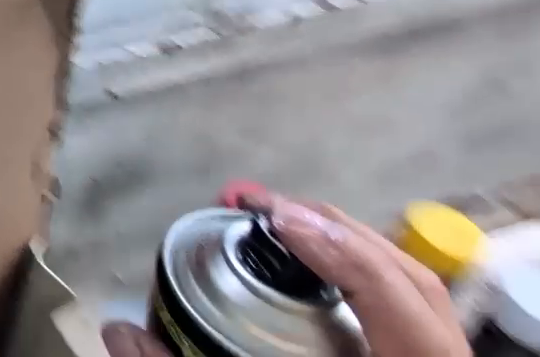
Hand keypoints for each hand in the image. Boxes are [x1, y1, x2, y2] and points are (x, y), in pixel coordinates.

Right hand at [102, 196, 469, 356]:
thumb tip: (118, 332)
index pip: (403, 309)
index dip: (344, 255)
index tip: (274, 217)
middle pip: (416, 290)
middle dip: (338, 232)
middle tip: (260, 206)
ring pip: (421, 300)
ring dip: (348, 248)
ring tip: (280, 224)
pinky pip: (410, 320)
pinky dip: (360, 281)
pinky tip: (312, 274)